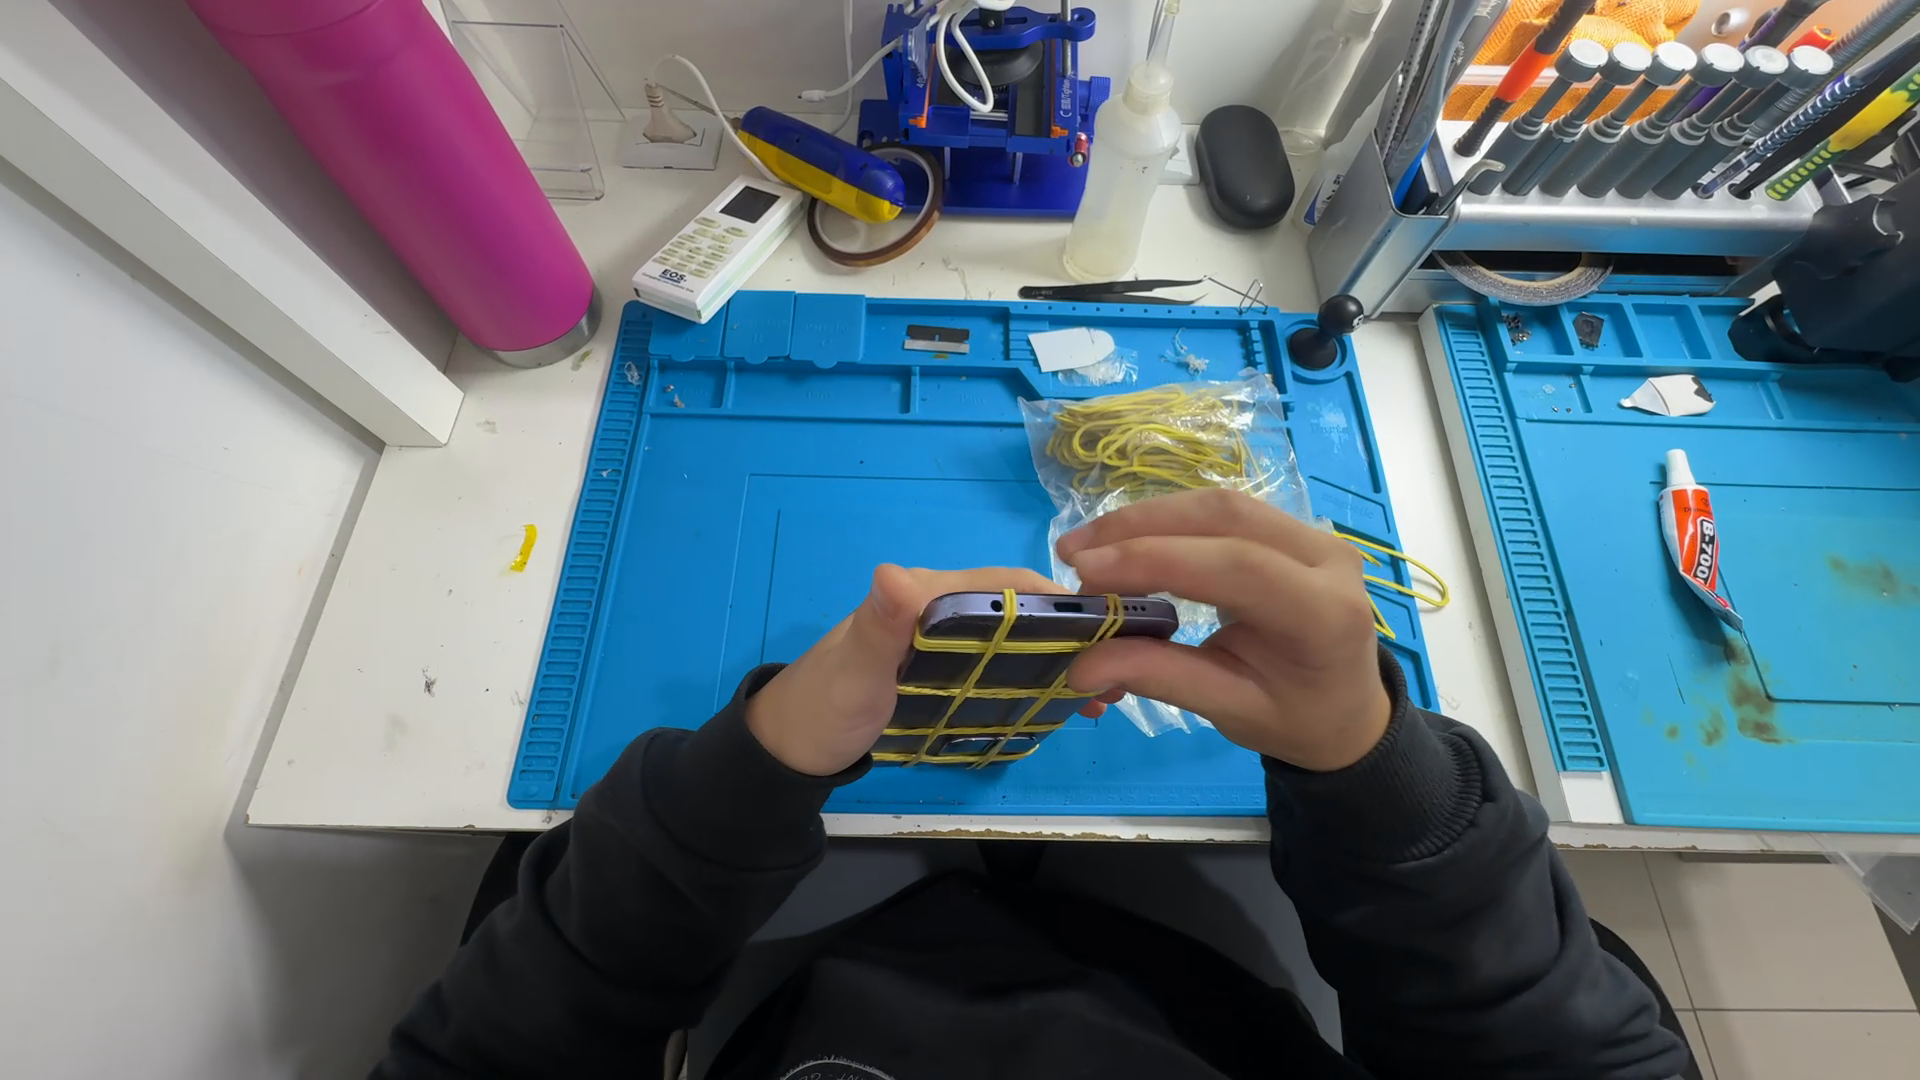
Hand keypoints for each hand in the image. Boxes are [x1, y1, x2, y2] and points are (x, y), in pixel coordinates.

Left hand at [746, 564, 1122, 775]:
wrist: (792, 748)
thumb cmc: (826, 705)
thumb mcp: (854, 669)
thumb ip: (879, 624)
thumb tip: (894, 572)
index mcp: (926, 594)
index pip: (1005, 583)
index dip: (1058, 600)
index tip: (1105, 631)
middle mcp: (940, 608)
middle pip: (1018, 610)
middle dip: (1069, 635)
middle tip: (1113, 675)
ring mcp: (943, 641)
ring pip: (1013, 638)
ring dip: (1057, 657)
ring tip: (1098, 695)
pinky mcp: (943, 669)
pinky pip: (998, 663)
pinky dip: (1032, 676)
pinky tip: (1056, 700)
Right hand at [1060, 489, 1390, 771]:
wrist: (1344, 707)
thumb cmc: (1292, 717)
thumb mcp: (1230, 710)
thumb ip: (1161, 677)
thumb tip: (1080, 666)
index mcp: (1325, 614)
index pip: (1237, 567)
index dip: (1154, 560)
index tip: (1084, 572)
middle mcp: (1326, 558)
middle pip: (1224, 515)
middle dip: (1139, 527)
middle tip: (1073, 554)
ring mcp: (1311, 534)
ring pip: (1217, 503)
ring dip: (1144, 518)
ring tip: (1088, 545)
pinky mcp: (1288, 527)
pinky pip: (1219, 510)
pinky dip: (1163, 520)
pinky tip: (1125, 538)